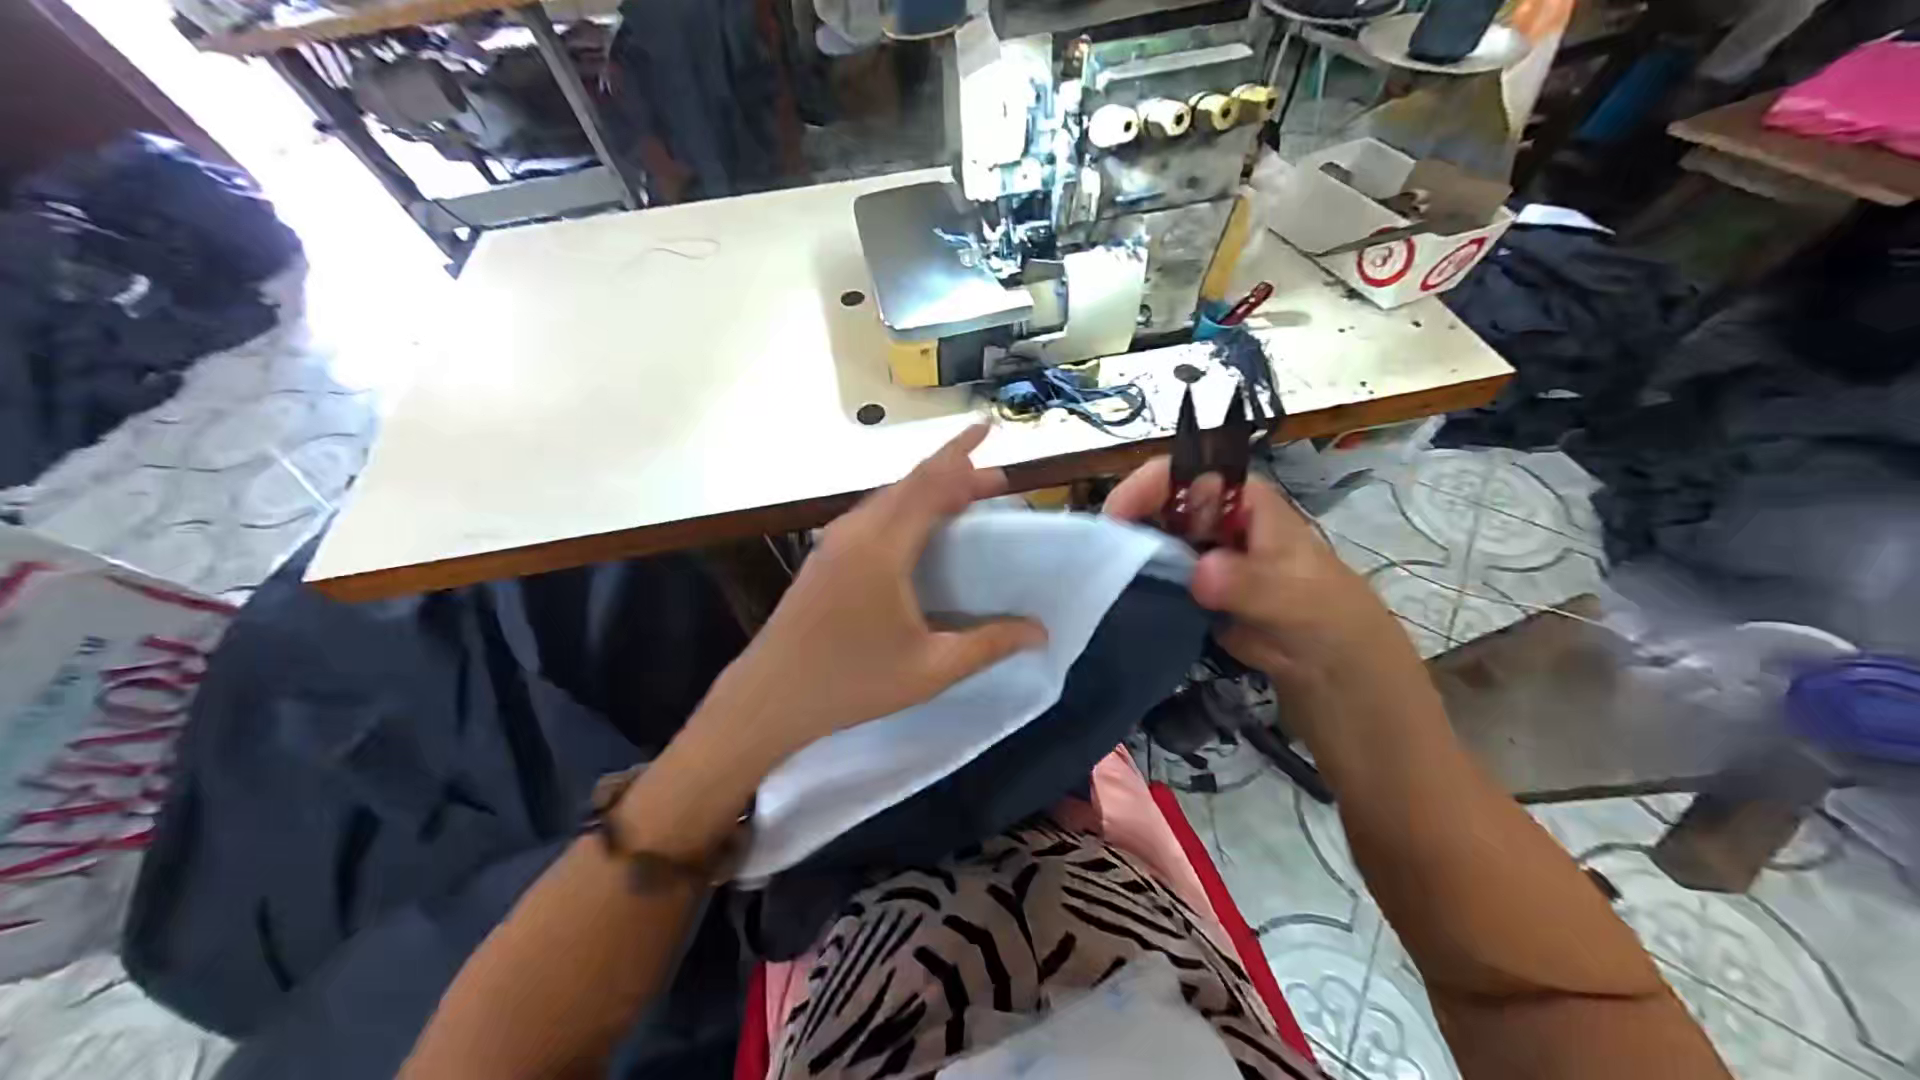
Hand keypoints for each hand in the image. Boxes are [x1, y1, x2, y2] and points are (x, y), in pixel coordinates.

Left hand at [693, 425, 1047, 766]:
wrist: (768, 697)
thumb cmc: (851, 682)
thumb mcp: (931, 668)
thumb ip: (988, 645)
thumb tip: (1039, 632)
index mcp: (882, 547)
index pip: (930, 484)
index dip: (963, 458)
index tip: (993, 440)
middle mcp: (855, 531)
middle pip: (909, 484)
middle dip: (953, 471)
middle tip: (994, 478)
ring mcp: (833, 542)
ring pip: (887, 498)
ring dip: (927, 490)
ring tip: (963, 498)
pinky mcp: (823, 557)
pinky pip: (872, 516)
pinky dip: (904, 508)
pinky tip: (918, 531)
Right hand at [1104, 458, 1424, 699]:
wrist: (1333, 671)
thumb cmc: (1327, 618)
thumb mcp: (1296, 597)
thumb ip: (1250, 582)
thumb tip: (1201, 573)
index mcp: (1243, 500)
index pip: (1186, 473)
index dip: (1147, 486)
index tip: (1115, 519)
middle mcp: (1215, 520)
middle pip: (1158, 505)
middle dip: (1128, 523)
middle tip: (1098, 557)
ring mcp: (1201, 555)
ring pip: (1151, 541)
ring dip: (1128, 557)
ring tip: (1101, 579)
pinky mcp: (1190, 589)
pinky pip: (1155, 578)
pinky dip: (1136, 586)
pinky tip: (1119, 600)